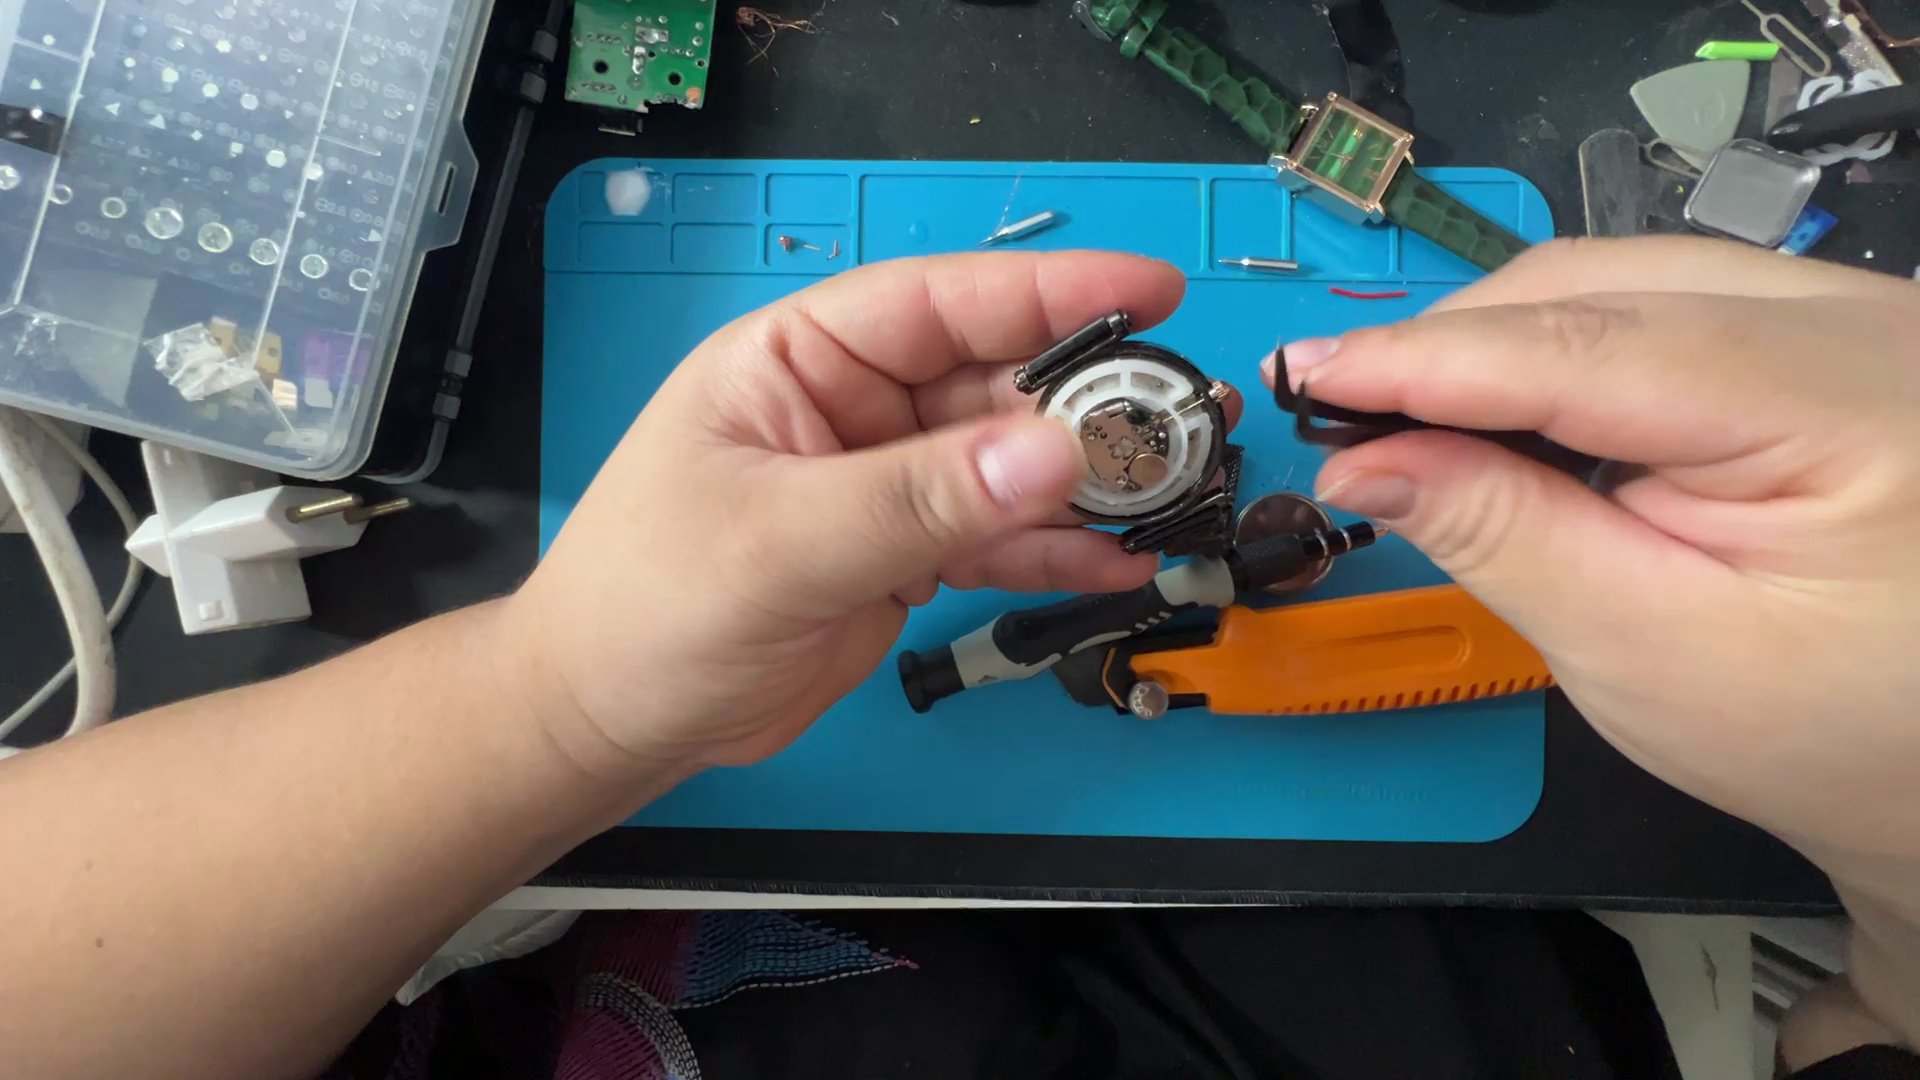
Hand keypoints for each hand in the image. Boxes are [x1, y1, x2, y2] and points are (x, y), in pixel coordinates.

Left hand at [509, 252, 1236, 773]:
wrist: (621, 715)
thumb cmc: (657, 606)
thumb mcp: (782, 543)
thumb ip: (917, 498)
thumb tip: (1053, 453)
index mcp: (804, 361)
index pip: (938, 303)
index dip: (1047, 292)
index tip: (1148, 293)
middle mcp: (856, 410)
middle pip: (992, 387)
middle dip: (1086, 407)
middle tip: (1181, 423)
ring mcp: (888, 485)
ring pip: (1005, 468)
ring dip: (1084, 485)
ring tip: (1170, 496)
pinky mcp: (905, 554)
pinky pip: (994, 540)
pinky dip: (1050, 552)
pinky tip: (1110, 564)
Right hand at [1260, 238, 1919, 876]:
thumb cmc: (1820, 729)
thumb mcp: (1635, 645)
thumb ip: (1492, 534)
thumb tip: (1357, 465)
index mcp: (1855, 412)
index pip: (1583, 350)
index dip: (1420, 359)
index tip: (1300, 374)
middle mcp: (1869, 326)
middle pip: (1591, 289)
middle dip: (1440, 345)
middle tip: (1335, 407)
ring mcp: (1847, 321)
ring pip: (1604, 285)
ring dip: (1475, 347)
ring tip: (1395, 413)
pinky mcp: (1810, 343)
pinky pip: (1636, 312)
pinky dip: (1528, 355)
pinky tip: (1483, 409)